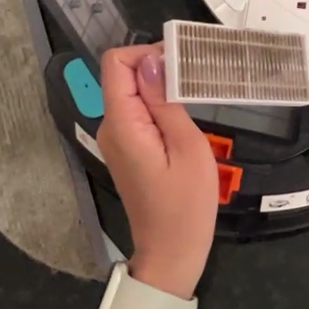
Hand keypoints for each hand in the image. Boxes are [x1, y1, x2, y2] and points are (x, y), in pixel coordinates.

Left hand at [96, 45, 217, 299]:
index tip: (182, 62)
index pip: (116, 63)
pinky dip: (159, 104)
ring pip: (132, 92)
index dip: (147, 53)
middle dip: (158, 66)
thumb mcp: (188, 148)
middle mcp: (111, 126)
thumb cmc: (185, 206)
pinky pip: (137, 112)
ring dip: (161, 86)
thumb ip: (166, 101)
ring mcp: (117, 139)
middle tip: (197, 77)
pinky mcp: (127, 148)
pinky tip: (185, 114)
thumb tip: (152, 60)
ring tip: (197, 94)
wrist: (171, 254)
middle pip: (123, 75)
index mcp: (122, 124)